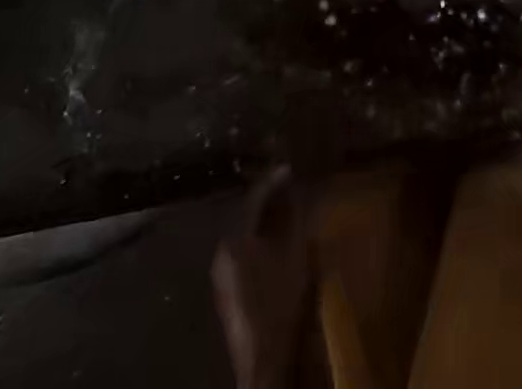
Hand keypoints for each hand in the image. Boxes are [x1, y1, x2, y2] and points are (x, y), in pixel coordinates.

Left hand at [213, 167, 312, 388]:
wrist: (265, 356)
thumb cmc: (282, 300)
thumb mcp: (296, 252)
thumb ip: (296, 216)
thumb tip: (299, 186)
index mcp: (235, 241)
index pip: (254, 198)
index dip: (275, 179)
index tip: (293, 165)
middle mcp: (222, 253)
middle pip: (249, 214)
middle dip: (273, 198)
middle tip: (296, 182)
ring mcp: (223, 273)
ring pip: (249, 232)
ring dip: (270, 218)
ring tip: (294, 205)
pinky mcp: (231, 288)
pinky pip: (248, 249)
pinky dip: (265, 236)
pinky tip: (284, 237)